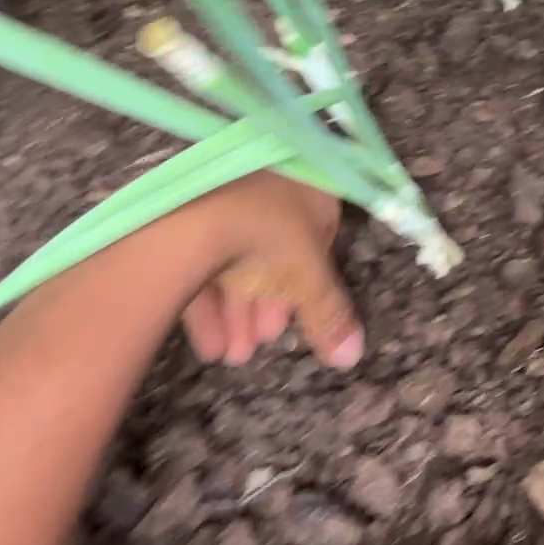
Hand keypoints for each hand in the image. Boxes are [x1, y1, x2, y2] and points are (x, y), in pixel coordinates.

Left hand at [175, 172, 362, 369]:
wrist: (195, 216)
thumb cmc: (268, 237)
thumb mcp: (309, 279)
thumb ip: (330, 315)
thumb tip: (354, 353)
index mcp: (311, 193)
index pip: (317, 244)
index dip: (306, 288)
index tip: (293, 323)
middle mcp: (273, 190)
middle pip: (274, 256)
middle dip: (267, 306)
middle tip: (260, 342)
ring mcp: (230, 200)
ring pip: (237, 261)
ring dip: (238, 313)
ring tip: (234, 355)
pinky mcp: (189, 218)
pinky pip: (205, 261)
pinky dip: (210, 302)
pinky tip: (209, 344)